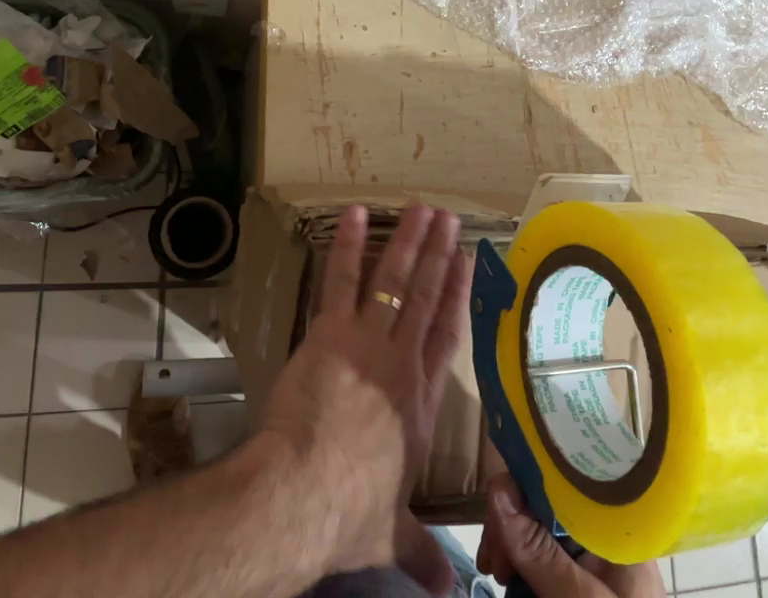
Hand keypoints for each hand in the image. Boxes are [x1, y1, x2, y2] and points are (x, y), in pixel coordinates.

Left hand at [255, 204, 470, 580]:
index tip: (467, 266)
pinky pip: (341, 280)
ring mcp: (367, 343)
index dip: (457, 298)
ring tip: (421, 208)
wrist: (300, 493)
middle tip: (451, 220)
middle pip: (427, 300)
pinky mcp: (330, 333)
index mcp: (421, 404)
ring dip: (408, 242)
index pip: (446, 339)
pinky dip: (348, 245)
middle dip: (440, 257)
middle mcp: (401, 365)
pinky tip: (355, 214)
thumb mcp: (391, 536)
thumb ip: (422, 555)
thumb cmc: (348, 513)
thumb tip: (451, 592)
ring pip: (394, 281)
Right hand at [477, 474, 668, 597]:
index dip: (518, 492)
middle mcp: (605, 523)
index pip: (559, 476)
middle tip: (494, 567)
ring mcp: (596, 546)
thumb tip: (497, 488)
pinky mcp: (587, 568)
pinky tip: (509, 577)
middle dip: (509, 525)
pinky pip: (546, 547)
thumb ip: (541, 553)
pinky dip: (523, 559)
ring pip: (539, 522)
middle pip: (543, 499)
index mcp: (614, 519)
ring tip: (497, 574)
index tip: (496, 531)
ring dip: (509, 543)